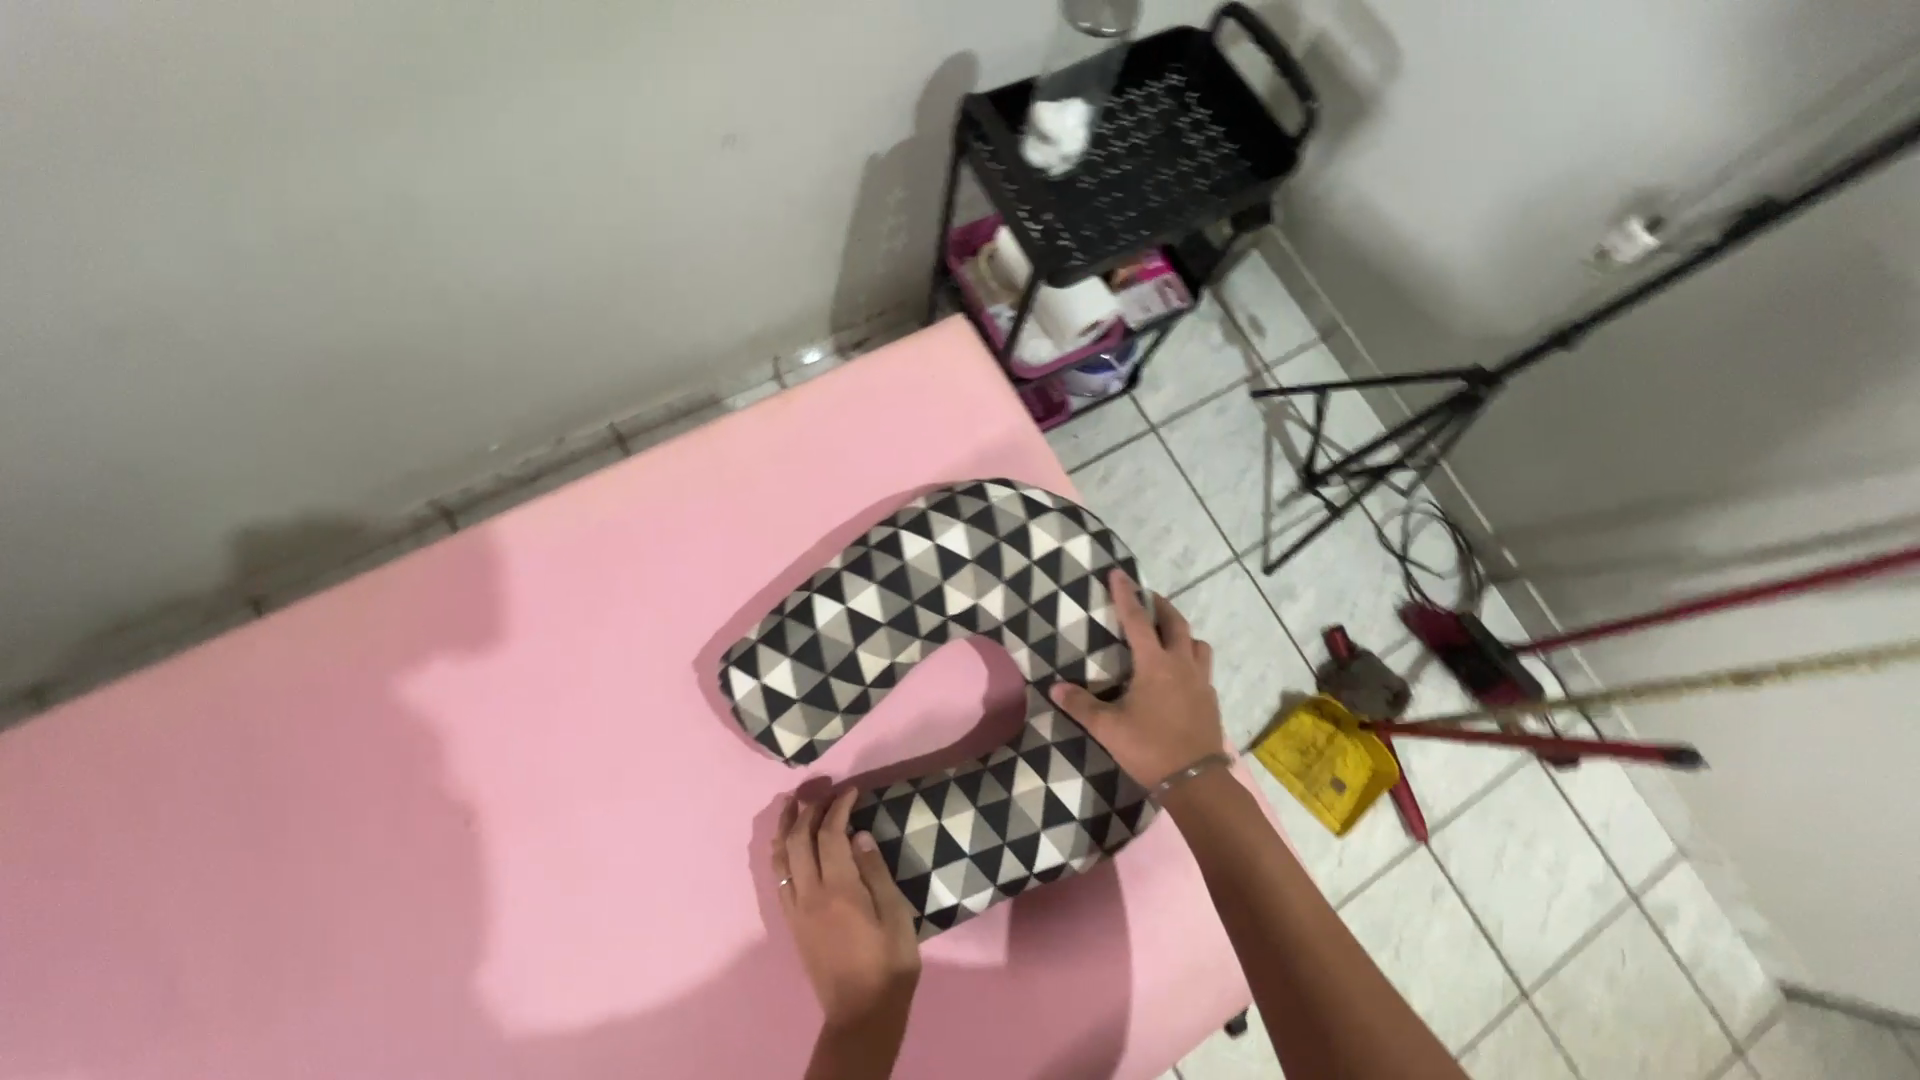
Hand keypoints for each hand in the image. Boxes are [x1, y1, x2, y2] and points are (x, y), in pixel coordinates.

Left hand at [773, 788, 921, 1028]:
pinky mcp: (792, 923)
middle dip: (809, 809)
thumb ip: (876, 872)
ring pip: (781, 858)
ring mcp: (796, 909)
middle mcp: (810, 894)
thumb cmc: (889, 963)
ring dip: (786, 827)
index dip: (839, 807)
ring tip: (793, 804)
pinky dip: (780, 853)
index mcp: (839, 889)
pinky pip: (778, 879)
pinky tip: (785, 844)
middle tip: (823, 790)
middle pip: (799, 839)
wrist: (861, 1013)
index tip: (851, 790)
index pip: (830, 834)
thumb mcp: (896, 916)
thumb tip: (859, 834)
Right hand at [1050, 569, 1225, 787]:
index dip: (1126, 595)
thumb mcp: (1108, 728)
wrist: (1196, 781)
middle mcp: (1182, 665)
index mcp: (1155, 665)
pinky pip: (1203, 667)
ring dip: (1183, 632)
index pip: (1137, 620)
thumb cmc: (1149, 748)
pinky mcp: (1210, 699)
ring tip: (1168, 635)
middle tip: (1147, 599)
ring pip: (1197, 643)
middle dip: (1161, 606)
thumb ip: (1081, 705)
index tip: (1118, 573)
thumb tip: (1055, 688)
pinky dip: (1191, 659)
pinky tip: (1180, 674)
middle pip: (1176, 623)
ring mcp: (1201, 681)